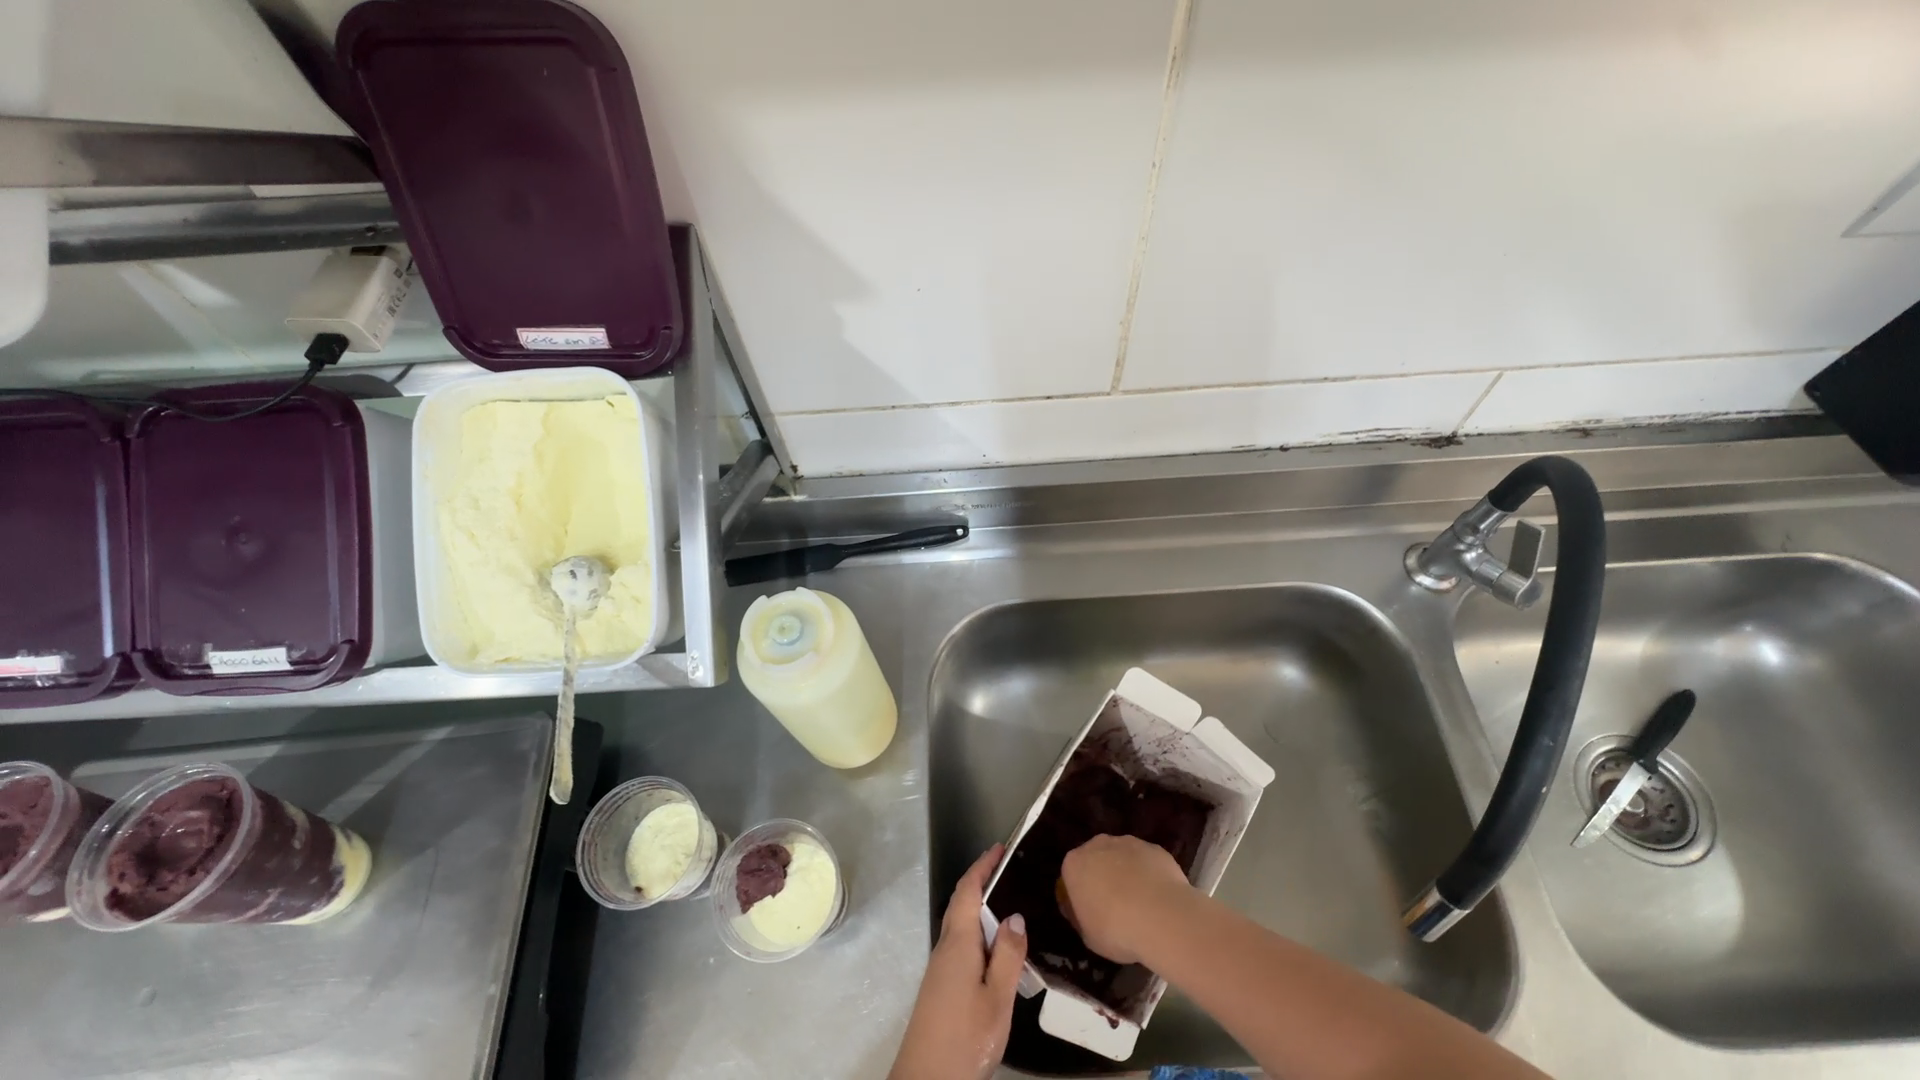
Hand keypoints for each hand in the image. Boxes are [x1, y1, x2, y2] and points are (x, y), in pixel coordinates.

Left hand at [889, 845, 1027, 1079]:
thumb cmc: (965, 1036)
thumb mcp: (997, 998)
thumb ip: (1007, 956)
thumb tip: (1014, 915)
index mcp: (957, 944)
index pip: (967, 892)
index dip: (981, 867)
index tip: (1000, 848)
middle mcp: (945, 949)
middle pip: (962, 906)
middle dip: (983, 884)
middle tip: (1012, 872)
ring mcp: (941, 970)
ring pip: (962, 928)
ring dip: (982, 911)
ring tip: (1013, 906)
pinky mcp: (942, 988)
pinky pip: (963, 947)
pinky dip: (980, 936)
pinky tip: (999, 950)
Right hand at [1059, 834, 1192, 964]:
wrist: (1162, 918)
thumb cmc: (1115, 930)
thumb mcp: (1087, 935)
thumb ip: (1082, 918)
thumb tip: (1086, 911)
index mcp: (1074, 864)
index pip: (1071, 875)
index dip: (1081, 893)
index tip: (1091, 911)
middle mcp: (1098, 845)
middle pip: (1097, 859)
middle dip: (1103, 876)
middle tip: (1115, 905)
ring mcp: (1129, 843)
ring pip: (1123, 856)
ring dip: (1127, 872)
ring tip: (1141, 903)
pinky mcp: (1155, 848)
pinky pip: (1147, 861)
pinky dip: (1150, 874)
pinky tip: (1159, 897)